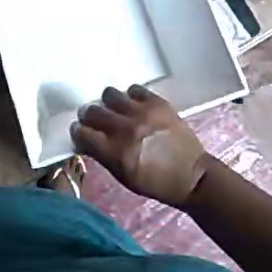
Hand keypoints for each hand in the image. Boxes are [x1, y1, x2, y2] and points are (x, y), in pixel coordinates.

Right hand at [71, 85, 210, 205]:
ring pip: (109, 94)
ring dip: (109, 103)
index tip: (81, 132)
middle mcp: (125, 129)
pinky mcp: (158, 103)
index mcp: (115, 152)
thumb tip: (87, 139)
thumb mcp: (123, 176)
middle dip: (89, 116)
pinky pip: (133, 89)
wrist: (192, 176)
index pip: (82, 132)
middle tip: (95, 120)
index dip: (79, 132)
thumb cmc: (154, 182)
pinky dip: (131, 97)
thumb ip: (102, 155)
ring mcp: (142, 113)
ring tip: (117, 111)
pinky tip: (135, 107)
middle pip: (92, 111)